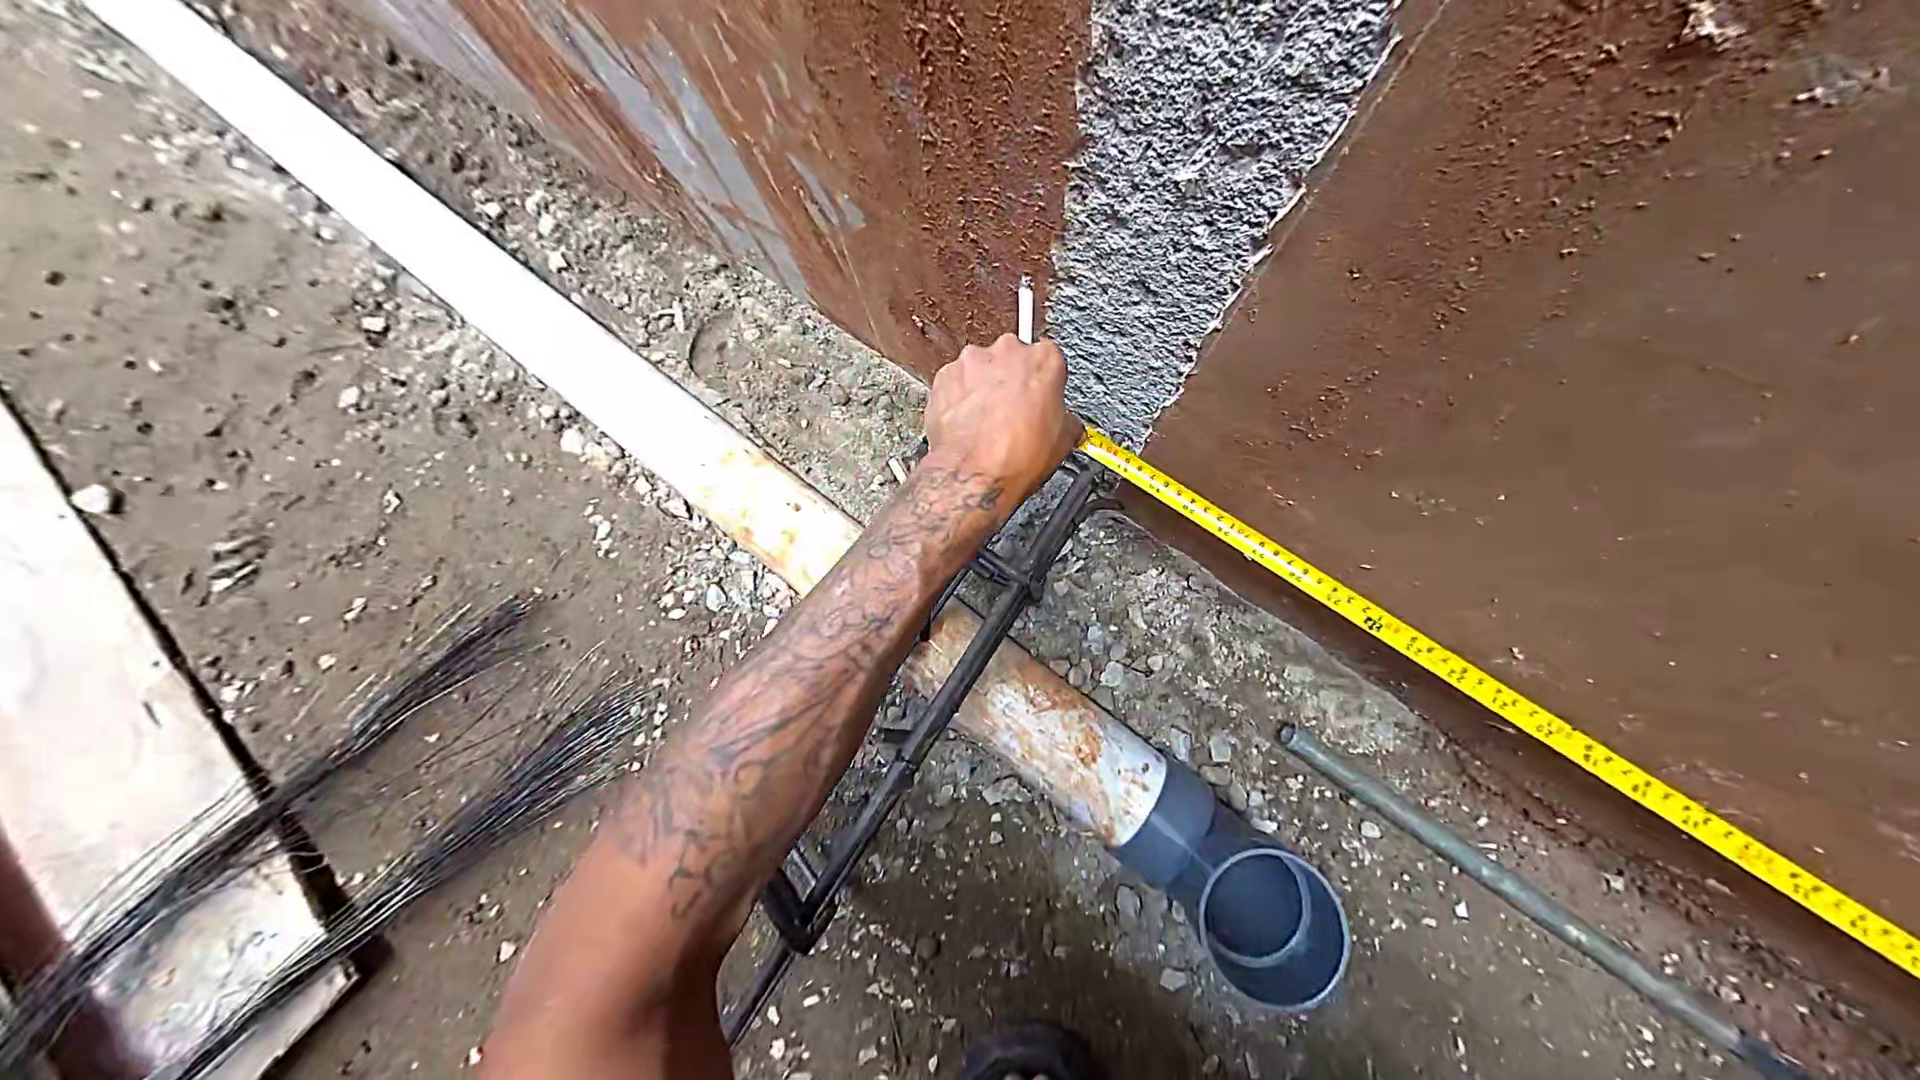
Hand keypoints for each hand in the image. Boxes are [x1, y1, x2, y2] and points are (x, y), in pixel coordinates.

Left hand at [922, 334, 1082, 514]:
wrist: (973, 475)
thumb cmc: (1014, 457)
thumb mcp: (1062, 441)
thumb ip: (1068, 420)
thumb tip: (1068, 425)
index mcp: (1044, 359)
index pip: (1048, 359)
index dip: (1043, 383)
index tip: (1039, 399)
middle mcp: (1007, 351)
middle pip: (1012, 358)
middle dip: (1011, 382)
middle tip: (1012, 413)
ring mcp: (972, 362)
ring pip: (980, 369)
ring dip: (983, 389)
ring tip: (986, 422)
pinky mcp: (944, 376)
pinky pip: (955, 383)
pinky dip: (959, 398)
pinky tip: (967, 424)